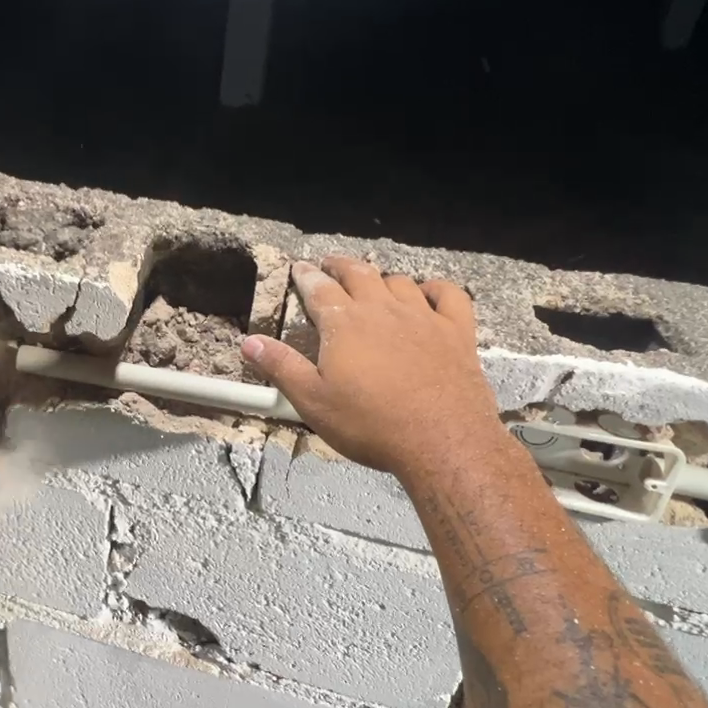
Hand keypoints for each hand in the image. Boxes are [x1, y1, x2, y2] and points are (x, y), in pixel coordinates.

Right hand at [242, 258, 503, 478]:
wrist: (442, 441)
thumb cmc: (371, 424)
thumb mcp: (313, 402)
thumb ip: (281, 367)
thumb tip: (249, 342)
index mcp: (345, 324)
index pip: (319, 289)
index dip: (305, 277)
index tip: (298, 269)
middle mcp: (383, 309)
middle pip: (359, 274)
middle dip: (340, 266)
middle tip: (329, 265)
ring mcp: (424, 318)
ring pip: (399, 282)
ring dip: (381, 278)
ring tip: (372, 281)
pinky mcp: (457, 332)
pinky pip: (449, 295)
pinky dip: (435, 288)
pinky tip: (427, 293)